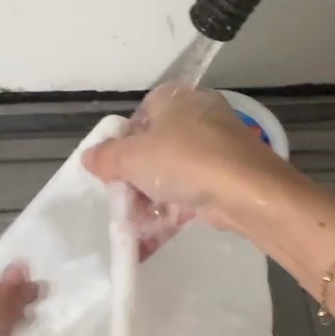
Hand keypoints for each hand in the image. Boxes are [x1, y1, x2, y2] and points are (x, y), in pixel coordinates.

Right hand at [82, 85, 304, 246]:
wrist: (246, 191)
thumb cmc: (183, 161)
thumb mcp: (132, 158)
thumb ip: (105, 157)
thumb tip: (89, 157)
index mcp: (175, 98)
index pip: (139, 116)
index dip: (122, 146)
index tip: (113, 172)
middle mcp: (197, 115)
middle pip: (153, 149)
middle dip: (134, 181)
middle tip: (123, 203)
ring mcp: (215, 147)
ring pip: (171, 174)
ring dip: (149, 202)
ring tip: (134, 228)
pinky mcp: (225, 176)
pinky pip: (189, 193)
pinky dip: (171, 212)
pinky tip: (153, 237)